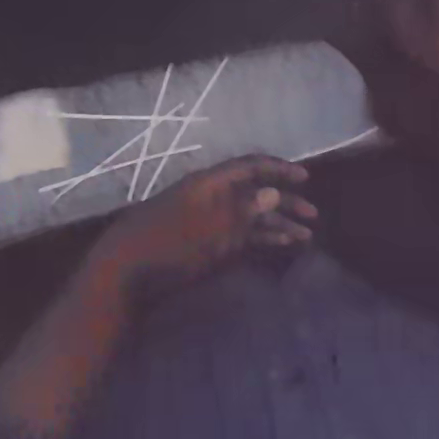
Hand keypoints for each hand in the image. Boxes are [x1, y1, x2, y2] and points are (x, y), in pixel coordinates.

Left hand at [82, 156, 317, 304]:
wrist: (126, 272)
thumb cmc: (167, 245)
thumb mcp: (208, 228)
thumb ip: (242, 210)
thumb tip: (272, 190)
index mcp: (207, 184)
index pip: (248, 166)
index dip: (277, 169)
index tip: (305, 178)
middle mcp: (209, 198)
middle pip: (251, 192)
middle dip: (282, 201)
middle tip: (313, 215)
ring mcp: (205, 222)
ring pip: (247, 217)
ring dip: (275, 223)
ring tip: (304, 236)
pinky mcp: (202, 245)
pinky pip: (237, 236)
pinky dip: (259, 238)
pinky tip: (278, 245)